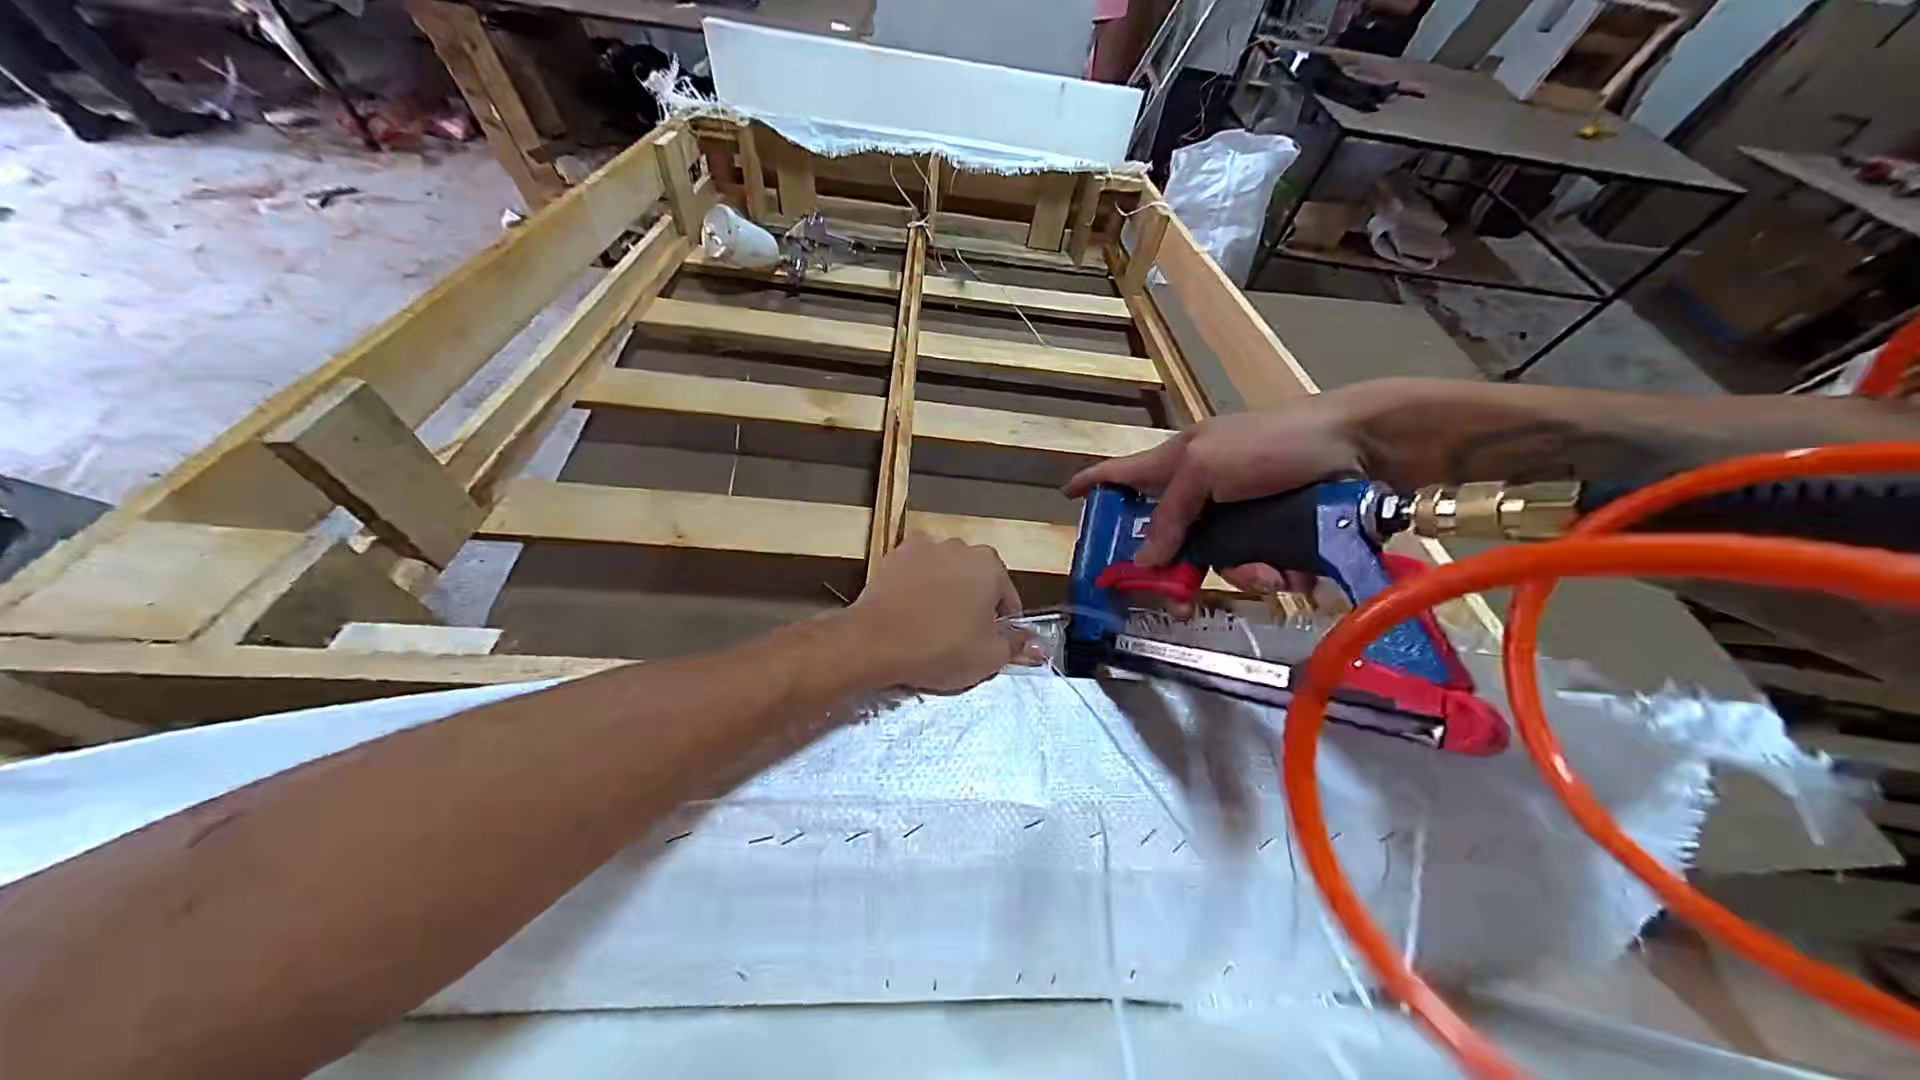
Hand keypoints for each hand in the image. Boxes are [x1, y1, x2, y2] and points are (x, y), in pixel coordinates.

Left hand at [848, 534, 1044, 692]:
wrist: (875, 641)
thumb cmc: (940, 647)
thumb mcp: (989, 656)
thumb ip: (1017, 645)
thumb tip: (1037, 643)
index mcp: (990, 564)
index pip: (1008, 598)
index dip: (1003, 626)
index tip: (991, 645)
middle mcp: (959, 546)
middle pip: (976, 580)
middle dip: (974, 604)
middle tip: (961, 638)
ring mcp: (923, 547)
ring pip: (946, 573)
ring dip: (946, 592)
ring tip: (933, 625)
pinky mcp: (893, 555)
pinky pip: (916, 572)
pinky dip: (917, 587)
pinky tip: (910, 612)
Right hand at [1063, 403, 1363, 588]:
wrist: (1362, 446)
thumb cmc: (1274, 444)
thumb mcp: (1207, 468)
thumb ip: (1171, 512)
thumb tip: (1144, 560)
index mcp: (1179, 463)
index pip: (1124, 473)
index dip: (1094, 485)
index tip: (1066, 496)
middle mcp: (1204, 491)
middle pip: (1170, 539)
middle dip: (1179, 572)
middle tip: (1178, 603)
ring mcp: (1241, 513)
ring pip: (1219, 559)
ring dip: (1245, 573)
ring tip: (1273, 572)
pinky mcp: (1277, 530)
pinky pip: (1261, 563)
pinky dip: (1277, 571)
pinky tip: (1296, 571)